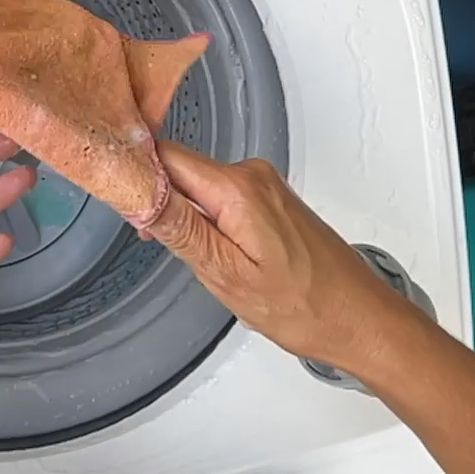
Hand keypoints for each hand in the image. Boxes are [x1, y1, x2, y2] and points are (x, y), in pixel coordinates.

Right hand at [145, 142, 416, 373]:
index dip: (134, 170)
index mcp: (237, 188)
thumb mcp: (228, 275)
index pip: (165, 155)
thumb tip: (137, 192)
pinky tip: (215, 251)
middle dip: (158, 199)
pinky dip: (205, 217)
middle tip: (151, 241)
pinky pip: (218, 194)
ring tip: (196, 257)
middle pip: (179, 167)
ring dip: (183, 213)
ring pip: (197, 184)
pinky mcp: (268, 197)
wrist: (362, 318)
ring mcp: (262, 183)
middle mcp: (250, 173)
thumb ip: (180, 229)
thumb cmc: (304, 306)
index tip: (112, 192)